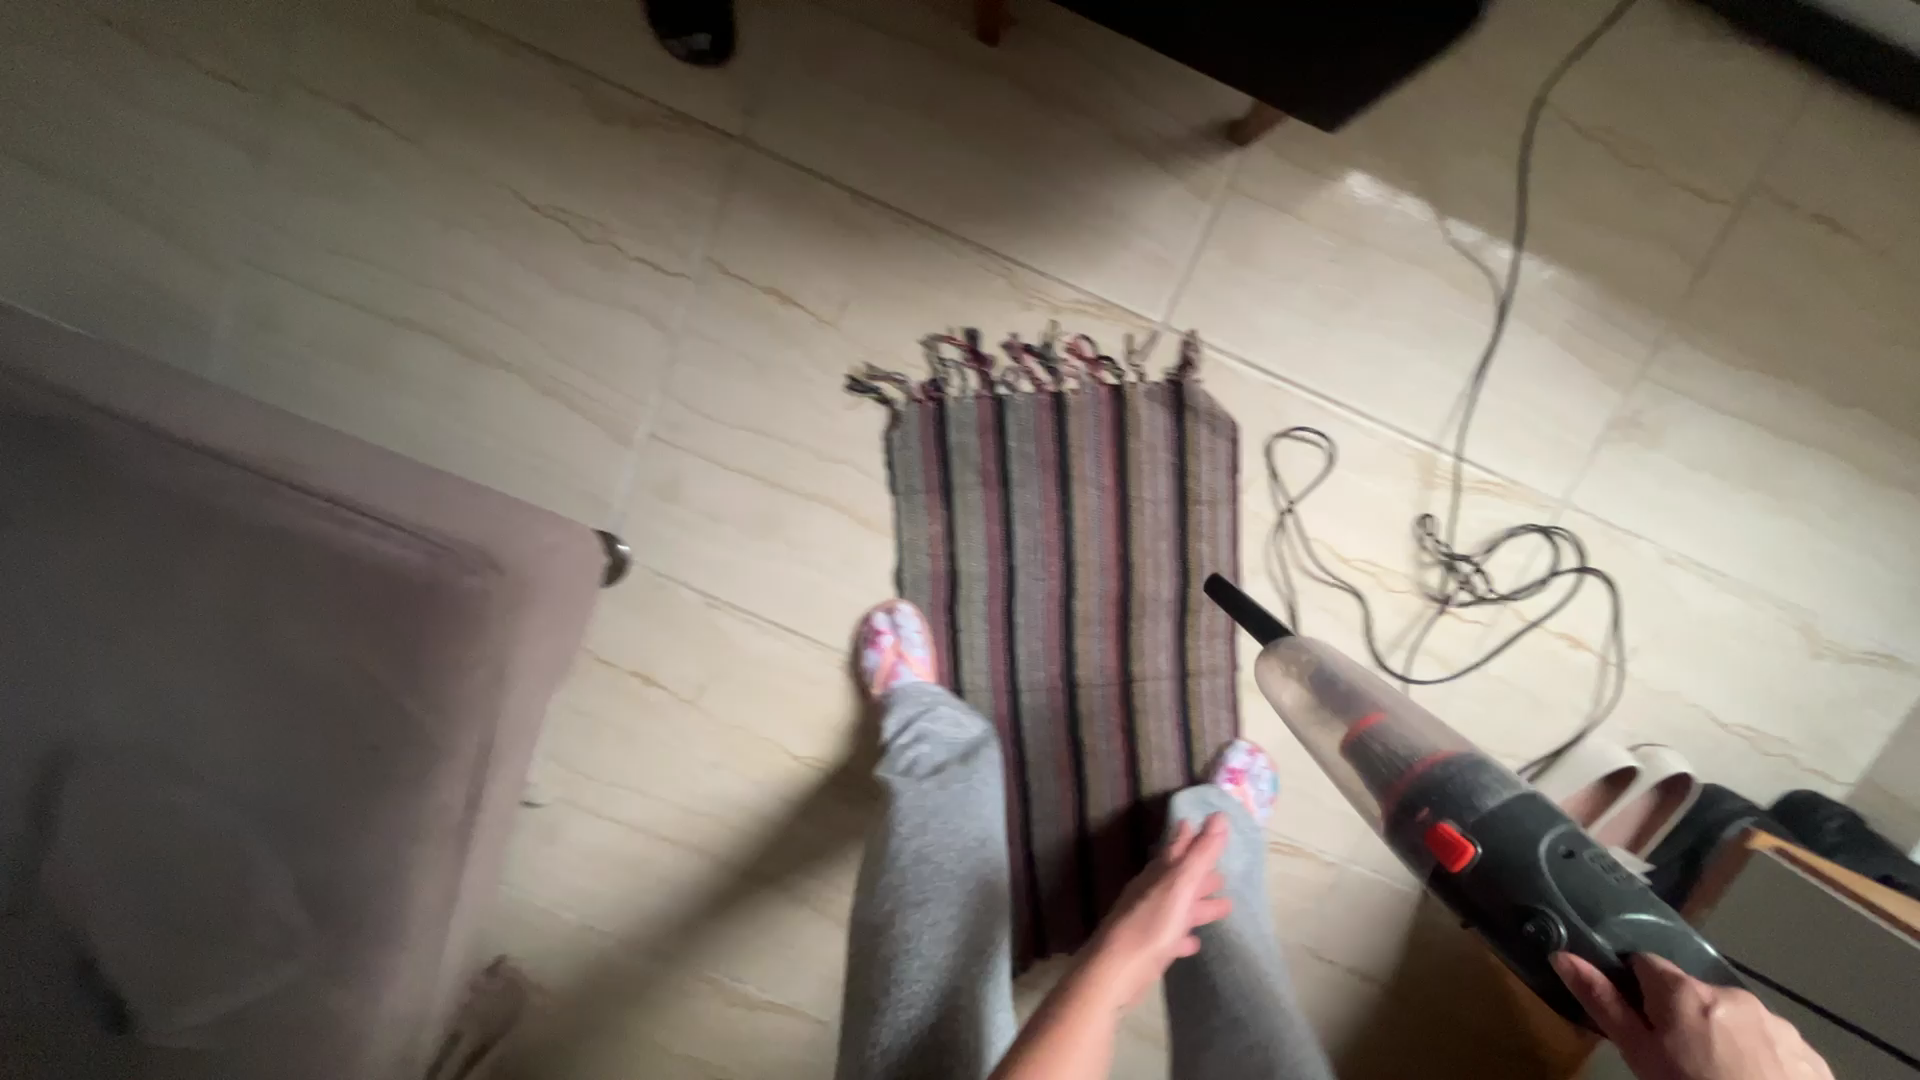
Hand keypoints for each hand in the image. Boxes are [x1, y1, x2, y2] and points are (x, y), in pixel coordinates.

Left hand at [1079, 813, 1233, 1009]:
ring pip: (1178, 906)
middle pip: (1179, 878)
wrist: (1116, 970)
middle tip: (1221, 872)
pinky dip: (1185, 935)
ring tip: (1225, 905)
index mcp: (1159, 875)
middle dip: (1199, 873)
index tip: (1194, 822)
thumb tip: (1219, 816)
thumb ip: (1200, 854)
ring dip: (1199, 904)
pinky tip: (1194, 942)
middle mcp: (1152, 892)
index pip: (1176, 848)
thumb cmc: (1150, 925)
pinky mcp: (1149, 948)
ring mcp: (1149, 920)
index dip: (1187, 836)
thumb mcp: (1179, 886)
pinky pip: (1172, 936)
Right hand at [1552, 951, 1833, 1079]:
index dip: (1635, 988)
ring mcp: (1778, 1024)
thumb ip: (1602, 1001)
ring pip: (1734, 1017)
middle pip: (1691, 991)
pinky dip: (1761, 1057)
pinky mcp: (1812, 1055)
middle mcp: (1731, 995)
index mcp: (1684, 990)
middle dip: (1682, 1014)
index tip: (1640, 1020)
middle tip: (1678, 1055)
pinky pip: (1774, 1043)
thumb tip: (1561, 955)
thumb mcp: (1639, 1053)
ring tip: (1720, 1073)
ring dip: (1723, 1034)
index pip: (1644, 962)